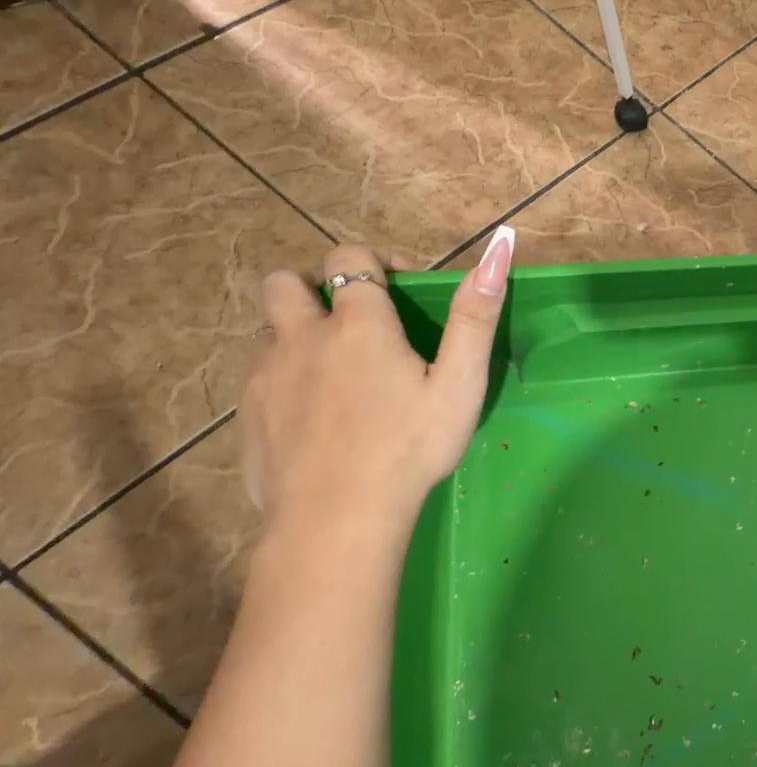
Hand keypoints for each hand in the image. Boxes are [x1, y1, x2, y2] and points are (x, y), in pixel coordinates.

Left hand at [239, 229, 515, 533]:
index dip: (377, 260)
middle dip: (318, 286)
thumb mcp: (460, 383)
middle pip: (286, 283)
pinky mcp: (249, 413)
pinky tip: (326, 417)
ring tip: (348, 376)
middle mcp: (303, 338)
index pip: (350, 259)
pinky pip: (266, 377)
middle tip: (360, 320)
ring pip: (275, 333)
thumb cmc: (411, 446)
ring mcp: (267, 376)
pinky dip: (294, 379)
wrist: (336, 516)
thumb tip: (497, 251)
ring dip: (306, 336)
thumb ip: (475, 317)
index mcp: (358, 326)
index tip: (405, 284)